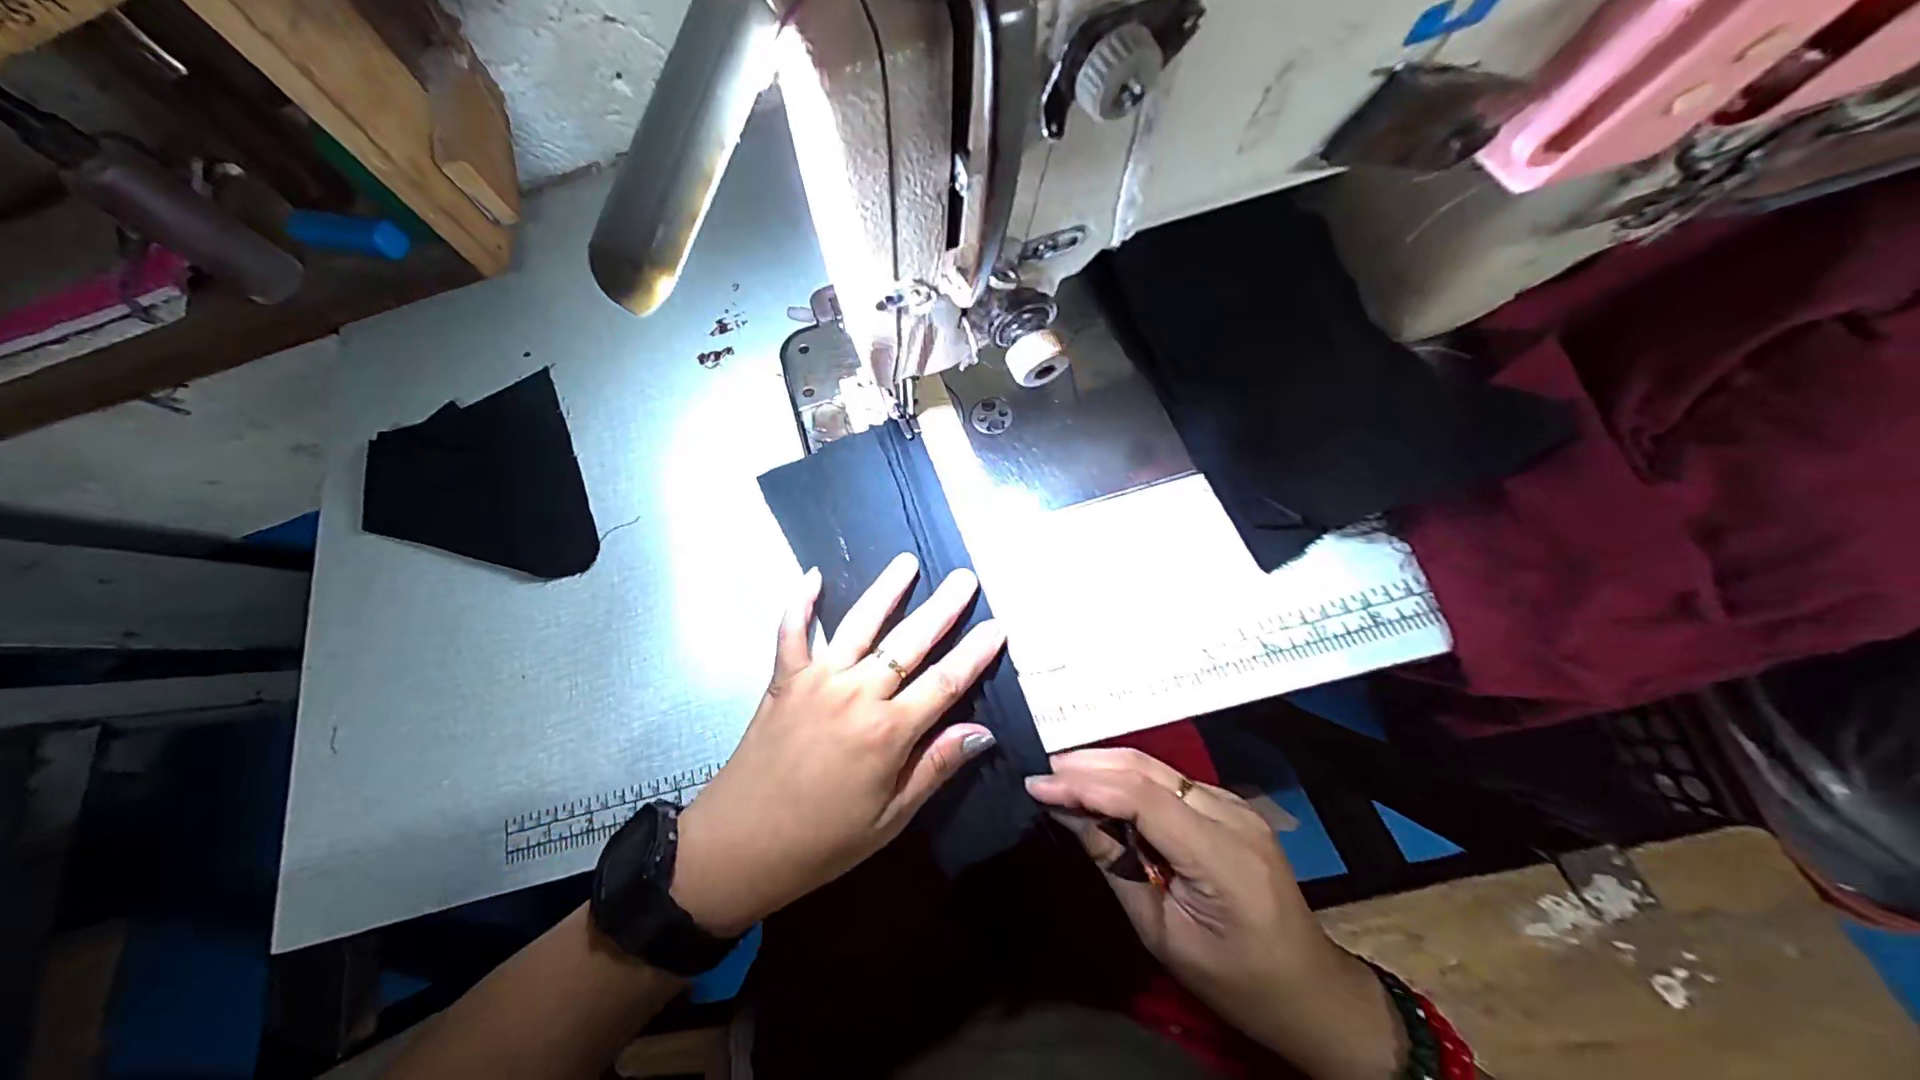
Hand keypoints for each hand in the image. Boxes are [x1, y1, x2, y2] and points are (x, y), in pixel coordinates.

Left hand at [669, 553, 1006, 936]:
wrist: (738, 845)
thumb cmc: (823, 841)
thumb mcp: (890, 818)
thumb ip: (935, 766)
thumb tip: (982, 731)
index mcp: (887, 732)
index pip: (944, 682)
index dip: (974, 653)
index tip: (997, 626)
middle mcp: (855, 694)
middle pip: (907, 643)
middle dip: (941, 609)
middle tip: (964, 578)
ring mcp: (816, 681)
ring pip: (858, 625)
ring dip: (885, 591)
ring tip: (907, 563)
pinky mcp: (783, 680)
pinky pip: (791, 633)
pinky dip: (801, 604)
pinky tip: (813, 576)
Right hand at [1027, 749, 1404, 1079]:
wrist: (1310, 989)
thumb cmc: (1236, 981)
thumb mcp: (1164, 935)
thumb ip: (1117, 867)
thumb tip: (1069, 815)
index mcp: (1223, 857)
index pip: (1142, 799)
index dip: (1084, 786)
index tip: (1036, 786)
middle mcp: (1232, 816)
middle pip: (1148, 769)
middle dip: (1088, 764)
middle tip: (1041, 772)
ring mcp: (1236, 806)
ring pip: (1158, 768)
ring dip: (1106, 767)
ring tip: (1059, 775)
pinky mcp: (1232, 806)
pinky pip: (1171, 782)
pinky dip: (1129, 780)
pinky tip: (1102, 789)